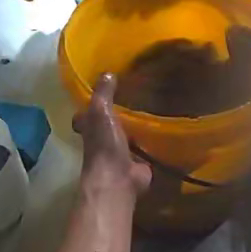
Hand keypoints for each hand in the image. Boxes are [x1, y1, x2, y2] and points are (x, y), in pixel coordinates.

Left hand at [74, 74, 150, 194]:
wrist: (118, 179)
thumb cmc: (104, 144)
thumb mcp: (101, 112)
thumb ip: (104, 94)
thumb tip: (107, 72)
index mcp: (90, 129)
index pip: (86, 116)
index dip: (91, 106)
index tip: (104, 94)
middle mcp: (102, 142)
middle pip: (107, 127)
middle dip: (117, 117)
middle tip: (134, 99)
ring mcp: (120, 154)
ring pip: (127, 138)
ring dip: (135, 130)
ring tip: (153, 111)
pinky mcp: (138, 164)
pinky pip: (145, 150)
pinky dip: (152, 143)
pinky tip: (164, 132)